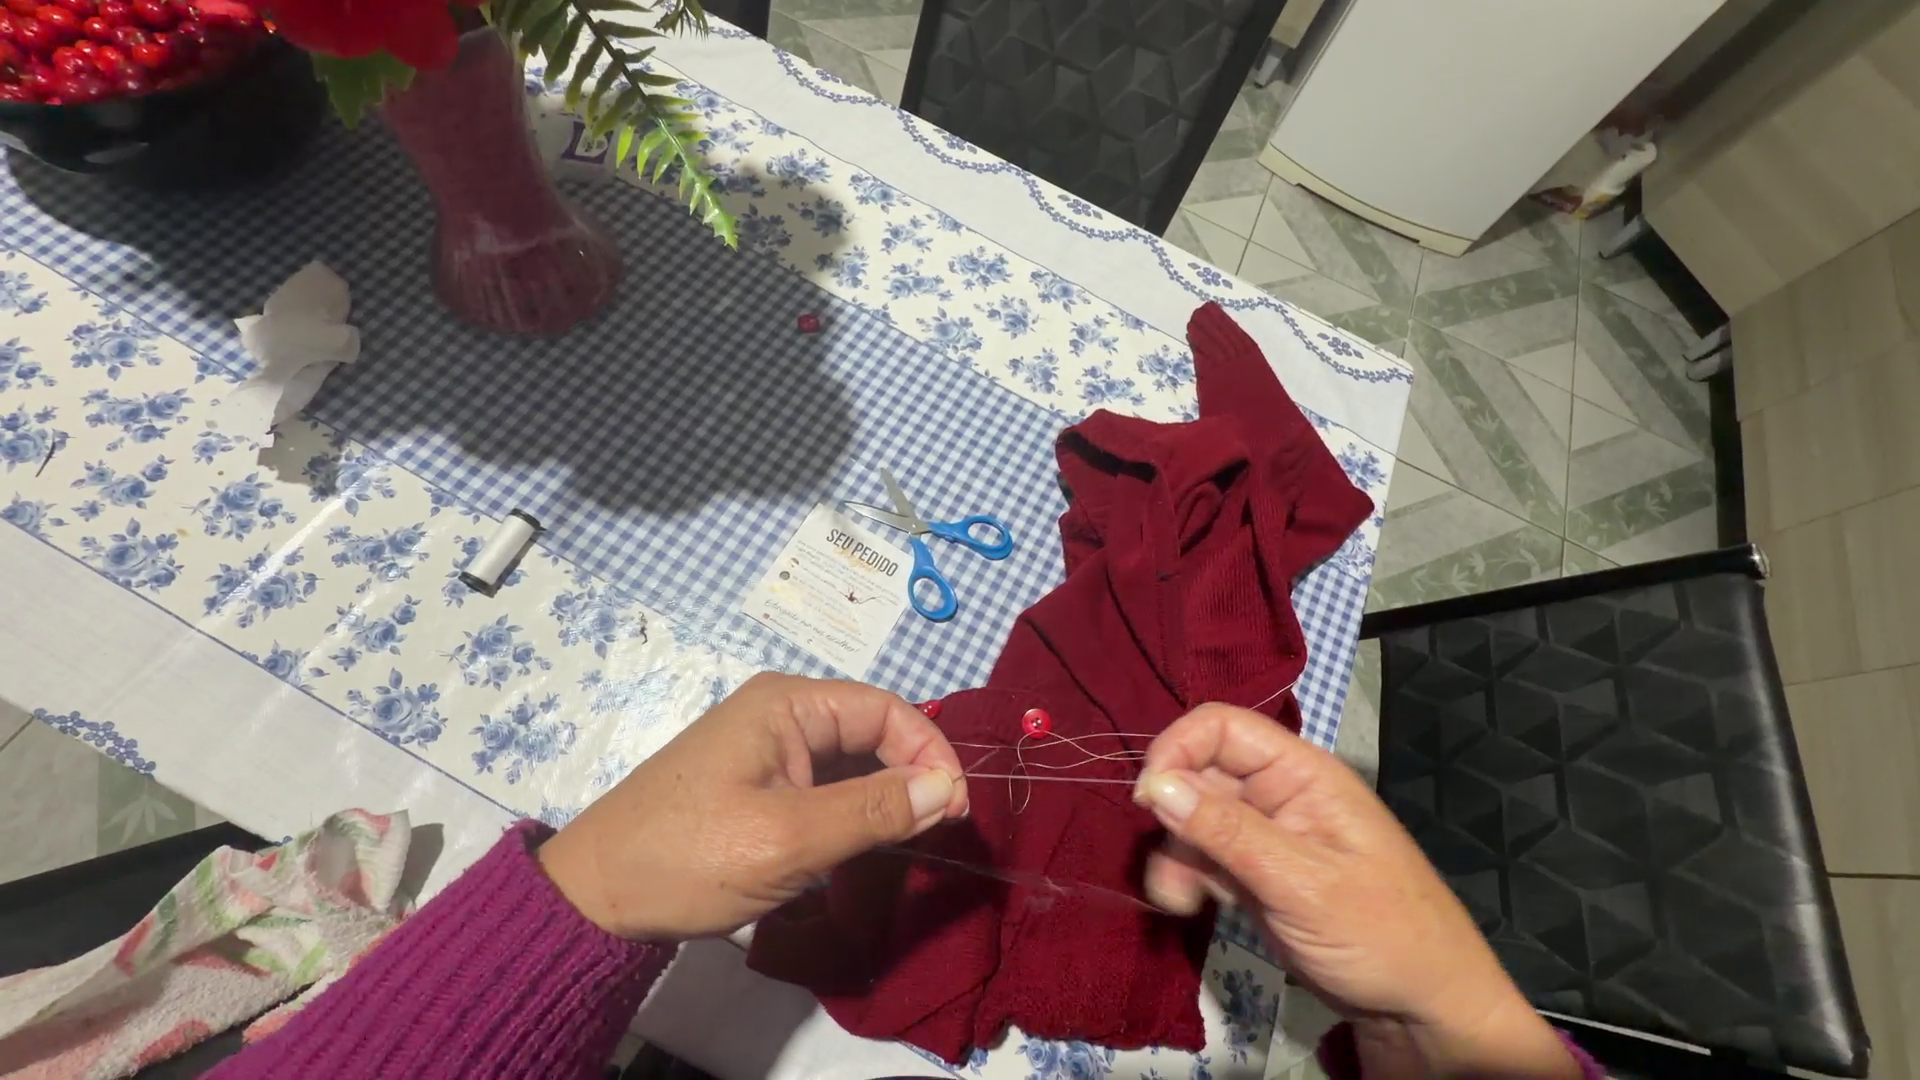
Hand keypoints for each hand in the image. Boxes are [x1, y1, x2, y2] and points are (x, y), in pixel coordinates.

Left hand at [537, 673, 969, 940]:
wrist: (594, 898)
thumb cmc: (691, 857)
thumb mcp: (790, 838)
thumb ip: (873, 809)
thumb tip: (949, 788)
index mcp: (789, 702)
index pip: (886, 709)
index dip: (930, 750)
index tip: (957, 805)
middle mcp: (783, 710)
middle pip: (872, 730)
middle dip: (912, 773)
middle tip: (941, 827)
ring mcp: (770, 745)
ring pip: (852, 758)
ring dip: (885, 793)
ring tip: (911, 837)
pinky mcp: (762, 779)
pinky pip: (826, 782)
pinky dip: (855, 807)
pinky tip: (868, 839)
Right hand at [1133, 705, 1580, 1079]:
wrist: (1425, 1014)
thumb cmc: (1384, 935)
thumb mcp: (1302, 883)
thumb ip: (1226, 831)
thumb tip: (1155, 785)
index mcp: (1300, 773)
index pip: (1222, 727)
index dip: (1178, 748)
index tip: (1149, 795)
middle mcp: (1276, 791)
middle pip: (1199, 772)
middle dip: (1172, 814)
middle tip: (1165, 861)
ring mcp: (1263, 832)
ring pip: (1192, 816)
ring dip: (1175, 852)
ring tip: (1175, 899)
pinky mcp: (1252, 870)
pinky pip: (1202, 855)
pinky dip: (1185, 875)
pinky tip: (1185, 905)